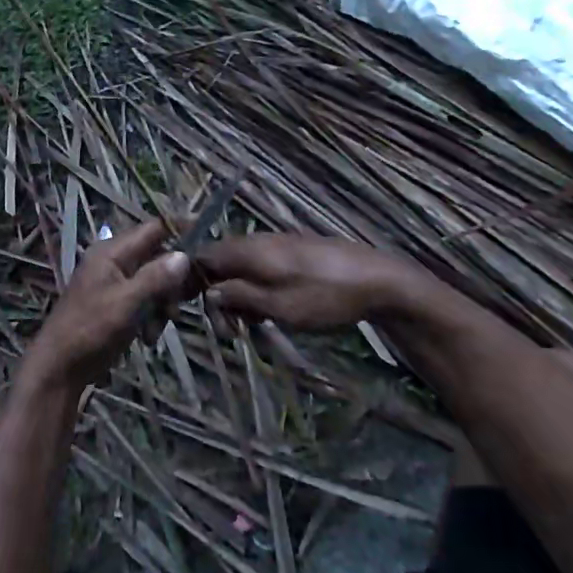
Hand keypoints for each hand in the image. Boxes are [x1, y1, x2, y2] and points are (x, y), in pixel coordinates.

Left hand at [20, 221, 189, 392]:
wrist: (60, 368)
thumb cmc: (90, 330)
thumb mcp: (127, 303)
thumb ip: (155, 277)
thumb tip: (184, 255)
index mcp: (111, 251)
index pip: (153, 228)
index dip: (180, 231)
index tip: (206, 240)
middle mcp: (113, 261)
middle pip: (156, 257)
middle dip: (171, 282)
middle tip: (174, 308)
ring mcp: (113, 283)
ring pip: (153, 281)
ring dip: (162, 304)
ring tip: (156, 330)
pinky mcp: (115, 304)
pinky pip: (143, 300)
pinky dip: (150, 316)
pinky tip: (148, 337)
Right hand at [196, 234, 427, 330]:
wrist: (379, 281)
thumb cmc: (325, 296)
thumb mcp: (279, 306)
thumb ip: (241, 297)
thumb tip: (210, 291)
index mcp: (249, 250)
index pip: (203, 256)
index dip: (193, 281)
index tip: (197, 312)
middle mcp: (259, 241)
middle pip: (221, 263)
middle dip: (219, 296)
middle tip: (233, 331)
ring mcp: (279, 244)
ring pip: (243, 268)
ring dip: (240, 296)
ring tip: (254, 326)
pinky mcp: (296, 252)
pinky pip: (262, 268)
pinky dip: (258, 289)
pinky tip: (273, 312)